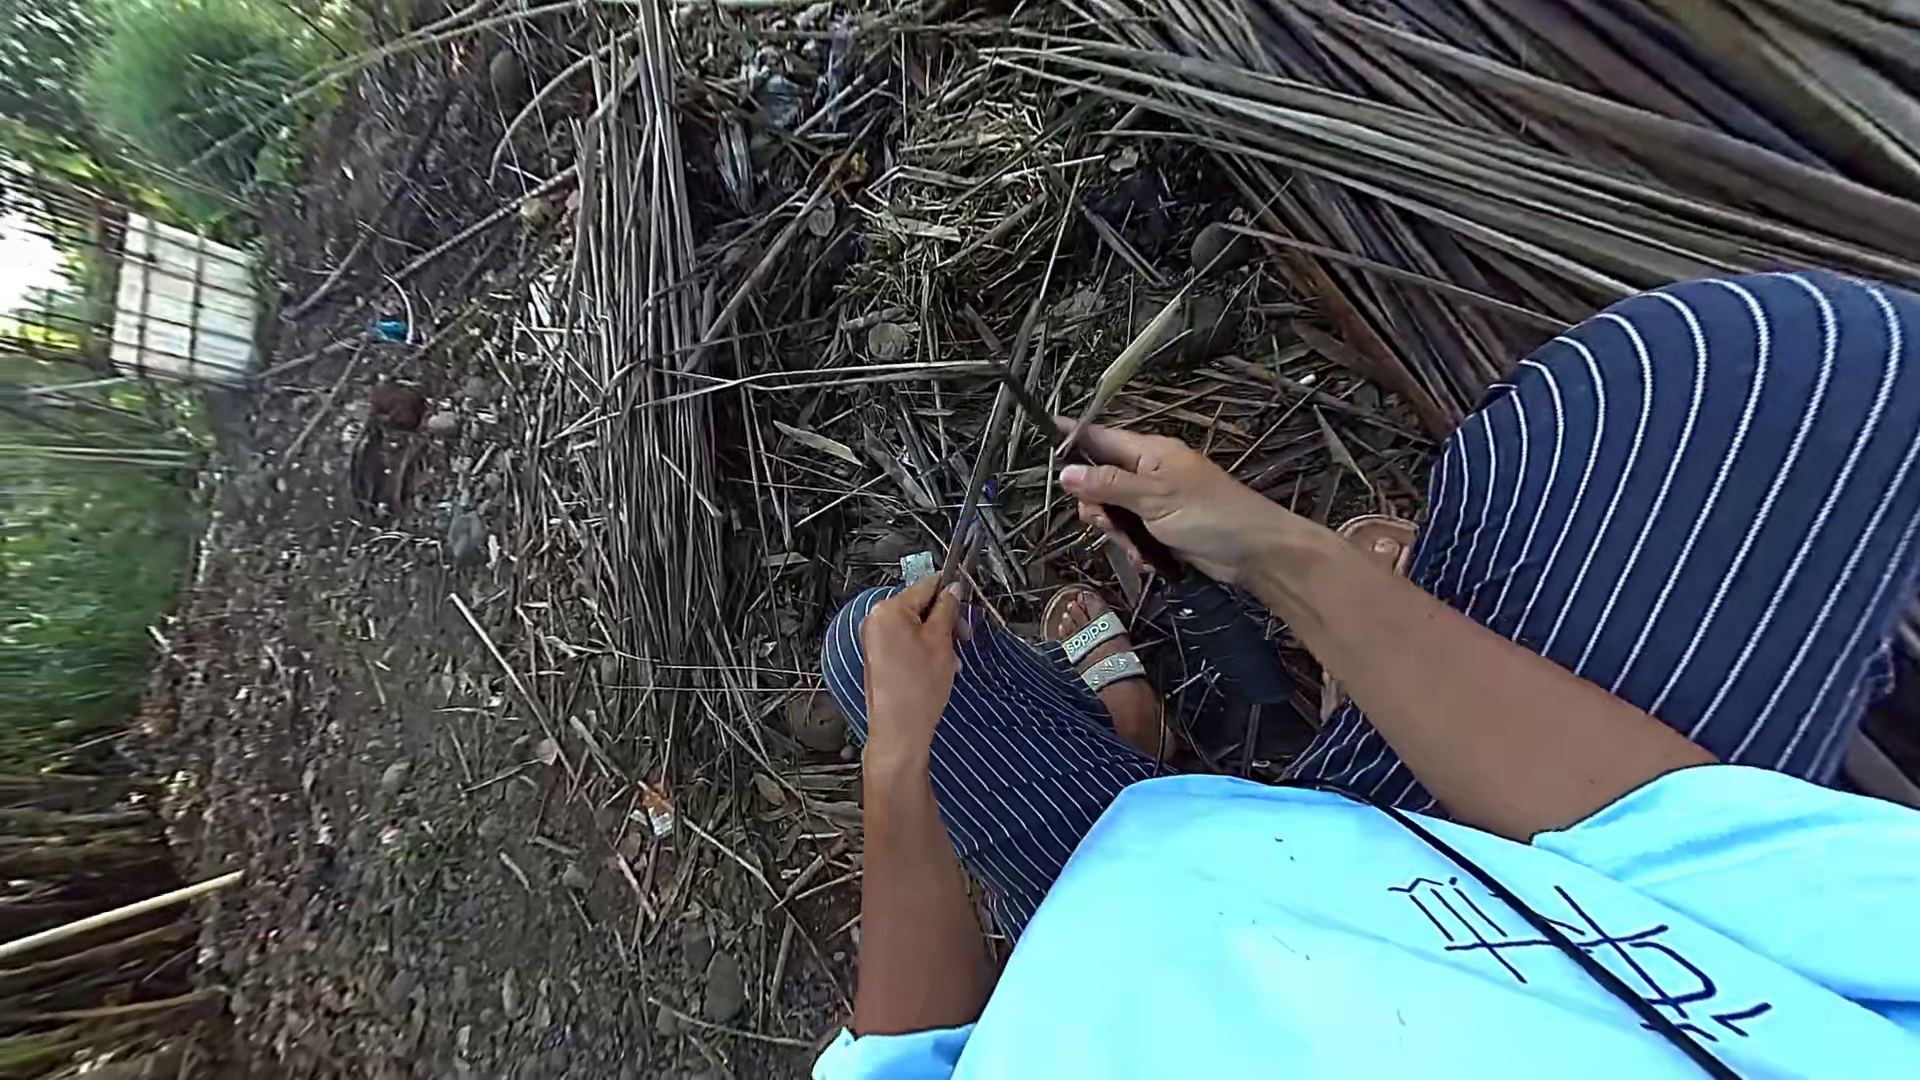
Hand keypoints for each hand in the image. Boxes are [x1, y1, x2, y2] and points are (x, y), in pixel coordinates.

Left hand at [860, 581, 962, 772]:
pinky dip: (925, 648)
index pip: (925, 586)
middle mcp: (876, 620)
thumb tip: (952, 589)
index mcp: (889, 610)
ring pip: (915, 625)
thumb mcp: (941, 641)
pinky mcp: (879, 656)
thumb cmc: (917, 688)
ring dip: (937, 636)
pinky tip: (940, 665)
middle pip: (919, 606)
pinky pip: (906, 641)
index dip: (949, 590)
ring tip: (952, 658)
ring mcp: (875, 639)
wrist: (900, 729)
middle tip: (963, 635)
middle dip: (944, 620)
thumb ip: (947, 609)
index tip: (965, 593)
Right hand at [1058, 421, 1284, 584]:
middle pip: (1100, 481)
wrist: (1255, 553)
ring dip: (1117, 532)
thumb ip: (1108, 485)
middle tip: (1105, 523)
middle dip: (1097, 505)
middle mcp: (1148, 473)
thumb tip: (1064, 473)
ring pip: (1113, 512)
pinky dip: (1135, 547)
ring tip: (1134, 544)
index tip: (1044, 432)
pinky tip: (1148, 558)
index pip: (1101, 437)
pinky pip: (1132, 533)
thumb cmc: (1209, 514)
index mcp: (1149, 453)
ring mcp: (1155, 501)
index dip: (1073, 436)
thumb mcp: (1154, 497)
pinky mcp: (1161, 527)